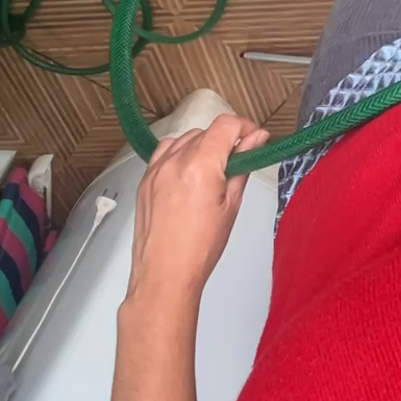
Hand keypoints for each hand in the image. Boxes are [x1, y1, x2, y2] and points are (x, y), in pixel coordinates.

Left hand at [125, 116, 267, 307]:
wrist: (165, 275)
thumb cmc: (198, 248)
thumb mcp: (232, 204)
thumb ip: (243, 165)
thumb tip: (256, 141)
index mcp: (201, 167)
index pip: (226, 125)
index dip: (245, 128)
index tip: (254, 138)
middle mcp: (175, 162)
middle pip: (208, 130)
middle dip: (228, 139)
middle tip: (240, 159)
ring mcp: (156, 170)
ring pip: (187, 138)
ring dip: (205, 145)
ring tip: (214, 169)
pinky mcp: (145, 180)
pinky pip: (165, 151)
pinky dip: (181, 152)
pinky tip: (190, 170)